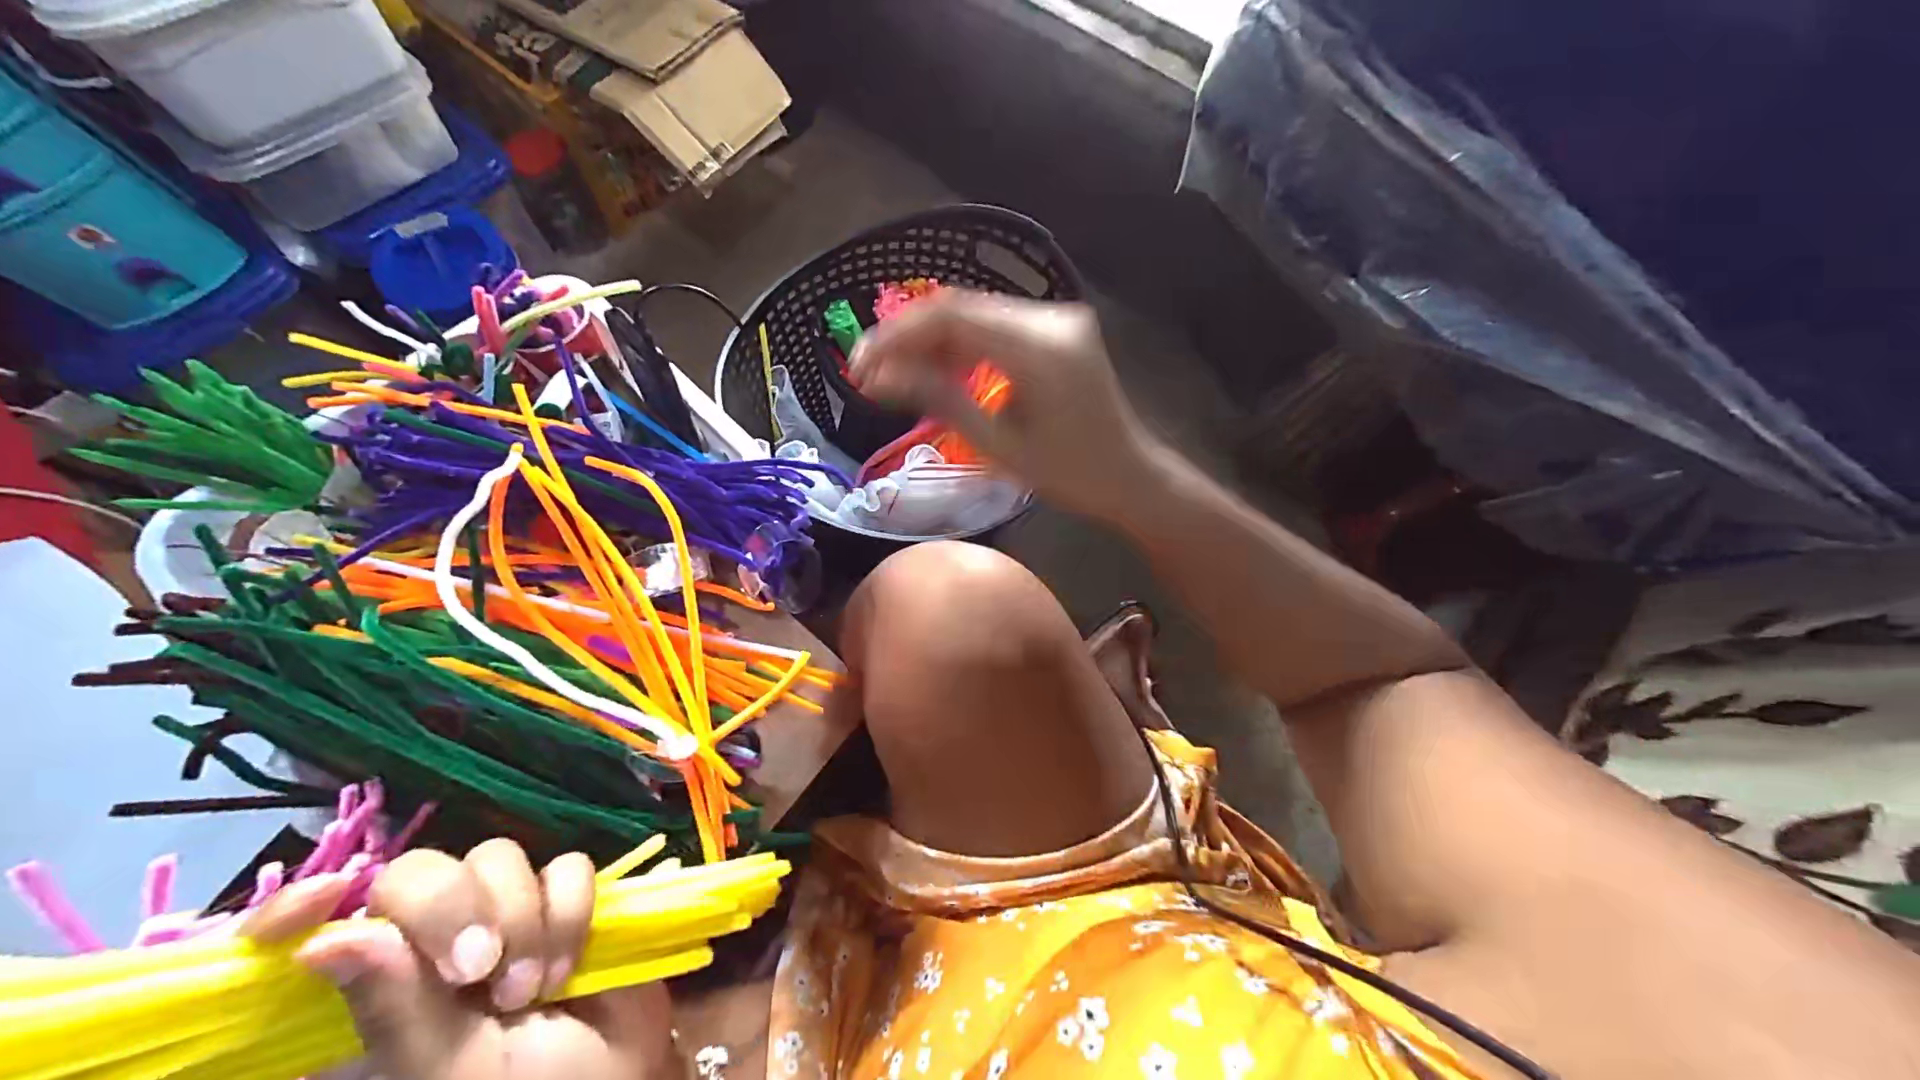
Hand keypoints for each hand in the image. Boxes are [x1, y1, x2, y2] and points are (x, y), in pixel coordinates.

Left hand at [245, 841, 679, 1079]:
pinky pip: (568, 867)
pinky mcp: (563, 900)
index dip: (300, 905)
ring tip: (531, 989)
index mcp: (372, 991)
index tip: (324, 896)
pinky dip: (572, 910)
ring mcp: (503, 914)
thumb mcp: (441, 1070)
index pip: (310, 929)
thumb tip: (326, 941)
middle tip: (477, 969)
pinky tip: (570, 964)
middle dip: (451, 907)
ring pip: (499, 858)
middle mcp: (429, 943)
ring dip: (524, 921)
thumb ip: (393, 1005)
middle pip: (419, 870)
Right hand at [848, 290, 1162, 522]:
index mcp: (1039, 347)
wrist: (1130, 476)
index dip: (897, 335)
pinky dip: (963, 346)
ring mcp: (1058, 319)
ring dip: (933, 342)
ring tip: (897, 377)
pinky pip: (997, 326)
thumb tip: (878, 378)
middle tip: (869, 372)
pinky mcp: (1058, 329)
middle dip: (909, 337)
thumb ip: (938, 399)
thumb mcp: (997, 443)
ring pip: (976, 315)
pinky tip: (938, 371)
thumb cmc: (1068, 473)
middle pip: (961, 308)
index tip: (859, 362)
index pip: (951, 317)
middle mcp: (1051, 318)